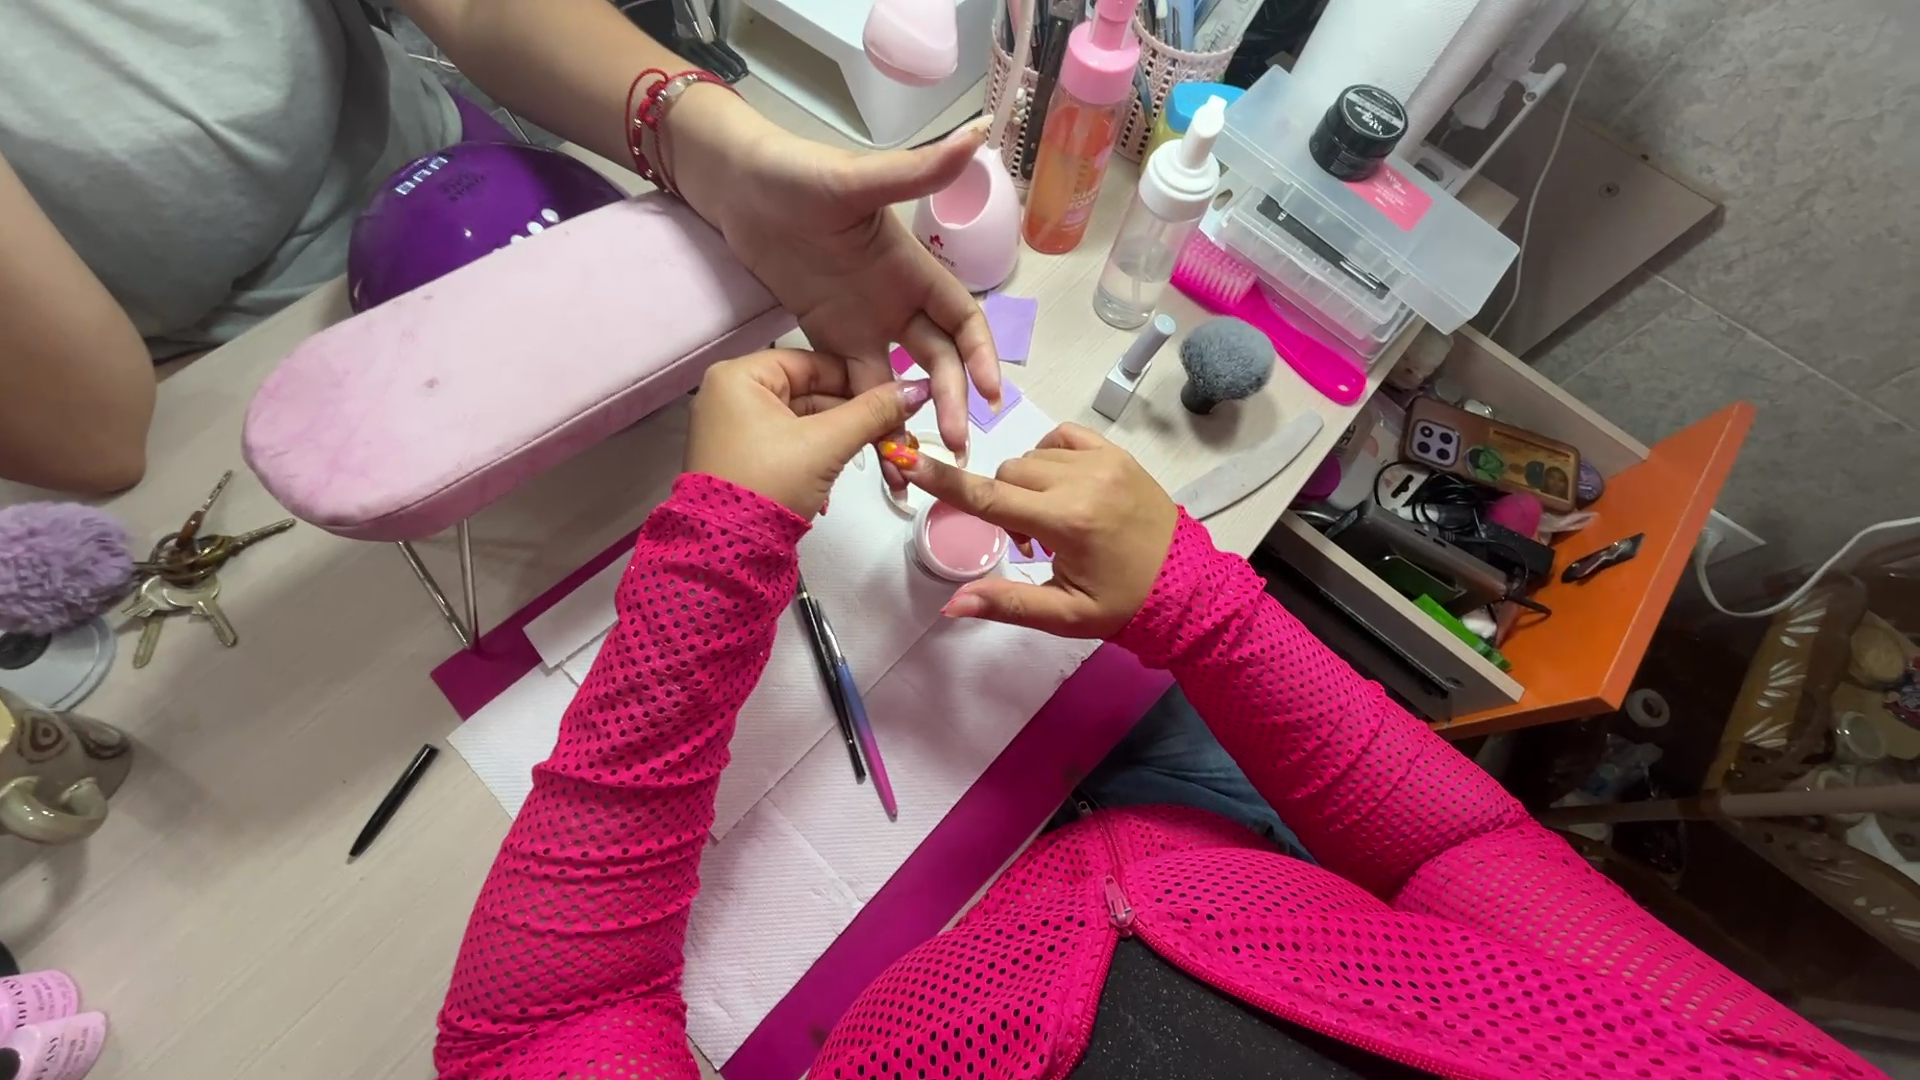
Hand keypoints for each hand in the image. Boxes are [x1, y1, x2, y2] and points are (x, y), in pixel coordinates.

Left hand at [672, 89, 1000, 467]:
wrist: (738, 190)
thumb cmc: (797, 177)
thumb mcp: (858, 180)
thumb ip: (916, 172)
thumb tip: (979, 134)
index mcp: (913, 271)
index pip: (961, 321)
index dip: (982, 357)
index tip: (992, 396)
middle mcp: (897, 304)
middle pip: (936, 363)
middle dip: (950, 404)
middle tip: (956, 448)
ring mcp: (865, 327)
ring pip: (898, 385)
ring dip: (910, 424)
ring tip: (915, 471)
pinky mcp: (832, 342)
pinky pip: (856, 390)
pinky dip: (867, 422)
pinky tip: (875, 454)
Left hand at [685, 349, 930, 518]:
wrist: (729, 549)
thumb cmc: (772, 482)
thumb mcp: (828, 444)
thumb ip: (874, 412)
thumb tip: (918, 389)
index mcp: (740, 376)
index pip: (813, 363)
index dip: (856, 380)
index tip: (891, 400)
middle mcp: (730, 394)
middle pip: (808, 392)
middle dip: (850, 416)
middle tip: (887, 433)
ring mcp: (733, 428)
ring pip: (802, 420)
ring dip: (837, 439)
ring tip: (868, 455)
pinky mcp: (740, 457)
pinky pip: (787, 442)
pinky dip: (814, 454)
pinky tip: (834, 475)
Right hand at [887, 424, 1177, 637]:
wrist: (1186, 587)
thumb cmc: (1121, 605)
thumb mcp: (1064, 616)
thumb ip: (1007, 604)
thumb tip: (952, 605)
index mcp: (1068, 523)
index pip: (989, 498)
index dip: (944, 481)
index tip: (907, 458)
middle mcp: (1082, 482)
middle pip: (1007, 474)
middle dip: (1003, 504)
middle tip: (1031, 542)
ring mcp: (1103, 461)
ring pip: (1031, 457)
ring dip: (1026, 486)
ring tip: (1053, 521)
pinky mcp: (1116, 454)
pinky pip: (1062, 436)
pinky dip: (1048, 456)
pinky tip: (1060, 486)